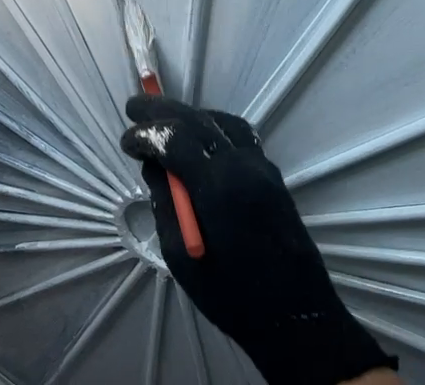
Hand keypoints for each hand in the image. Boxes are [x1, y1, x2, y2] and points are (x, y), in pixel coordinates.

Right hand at [122, 95, 394, 384]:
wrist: (298, 318)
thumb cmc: (231, 295)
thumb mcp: (180, 256)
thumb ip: (164, 203)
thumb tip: (154, 168)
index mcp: (215, 188)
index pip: (172, 138)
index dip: (144, 134)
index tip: (126, 143)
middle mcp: (241, 167)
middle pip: (195, 119)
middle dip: (160, 110)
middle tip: (133, 107)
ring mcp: (261, 168)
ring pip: (219, 121)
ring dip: (188, 114)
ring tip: (163, 119)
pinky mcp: (272, 175)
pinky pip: (238, 135)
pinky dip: (212, 125)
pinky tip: (198, 136)